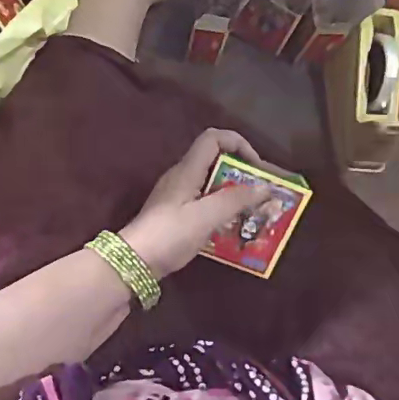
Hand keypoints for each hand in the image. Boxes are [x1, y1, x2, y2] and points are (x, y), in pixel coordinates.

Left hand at [120, 128, 276, 276]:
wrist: (133, 261)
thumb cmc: (169, 234)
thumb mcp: (206, 216)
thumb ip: (236, 199)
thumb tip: (265, 187)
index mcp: (187, 170)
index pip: (213, 139)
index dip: (238, 144)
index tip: (256, 167)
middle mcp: (180, 177)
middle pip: (214, 161)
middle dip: (240, 174)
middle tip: (260, 194)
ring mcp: (175, 197)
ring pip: (210, 184)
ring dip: (232, 194)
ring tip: (251, 212)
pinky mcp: (174, 215)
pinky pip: (202, 203)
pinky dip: (220, 209)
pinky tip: (230, 227)